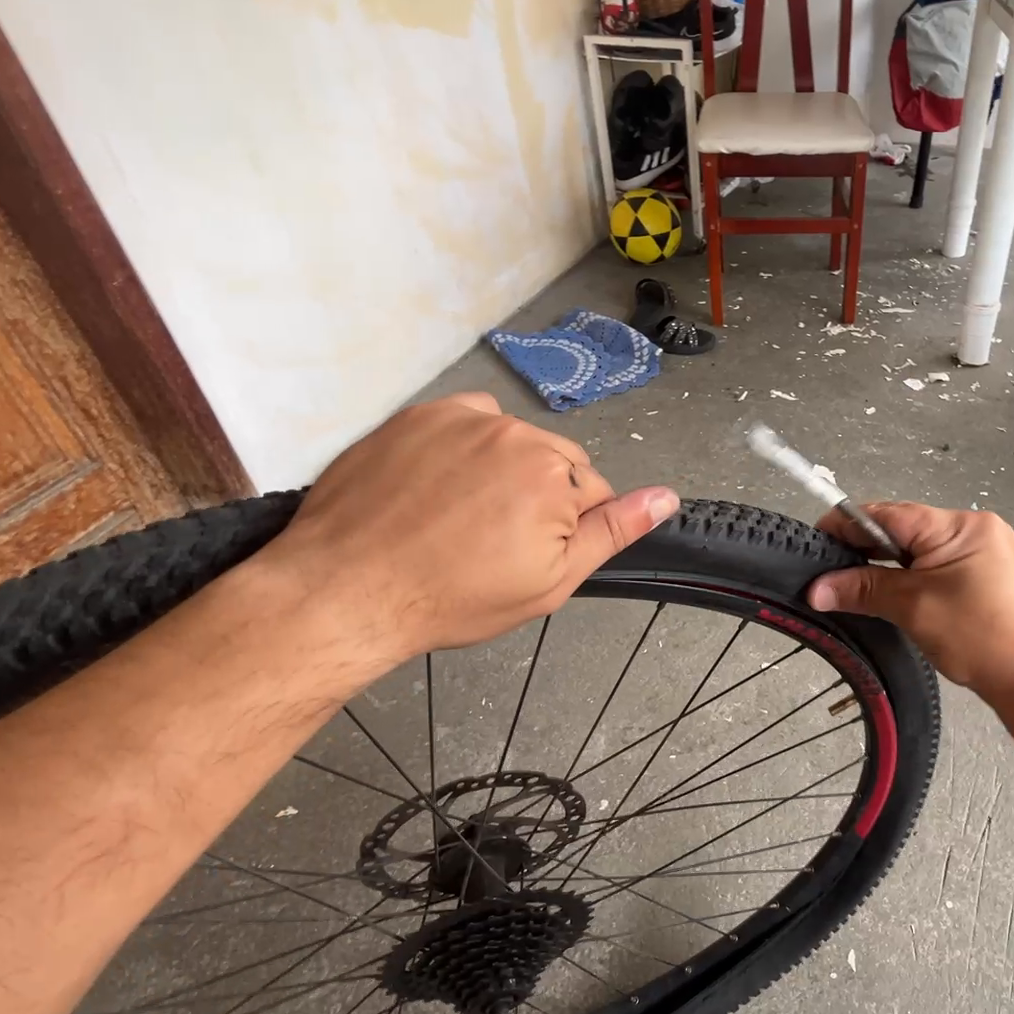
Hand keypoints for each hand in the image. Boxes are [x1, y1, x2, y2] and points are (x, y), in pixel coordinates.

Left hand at [255, 393, 677, 656]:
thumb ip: (613, 532)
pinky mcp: (421, 414)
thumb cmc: (452, 598)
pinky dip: (468, 445)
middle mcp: (517, 435)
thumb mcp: (550, 581)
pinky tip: (443, 482)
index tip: (526, 555)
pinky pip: (469, 420)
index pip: (593, 494)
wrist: (347, 589)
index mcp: (556, 478)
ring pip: (515, 441)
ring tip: (462, 515)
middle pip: (557, 462)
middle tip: (493, 541)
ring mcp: (464, 420)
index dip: (566, 530)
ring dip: (504, 468)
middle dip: (541, 495)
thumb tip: (667, 497)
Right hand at [806, 503, 1013, 693]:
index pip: (890, 514)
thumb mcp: (913, 608)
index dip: (848, 525)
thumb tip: (816, 588)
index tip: (815, 540)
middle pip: (903, 529)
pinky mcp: (984, 575)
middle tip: (827, 570)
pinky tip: (888, 593)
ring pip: (917, 550)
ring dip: (885, 566)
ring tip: (851, 585)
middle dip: (864, 549)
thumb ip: (863, 589)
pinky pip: (934, 565)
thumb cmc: (978, 637)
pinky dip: (907, 577)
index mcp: (960, 525)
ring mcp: (982, 552)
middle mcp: (974, 529)